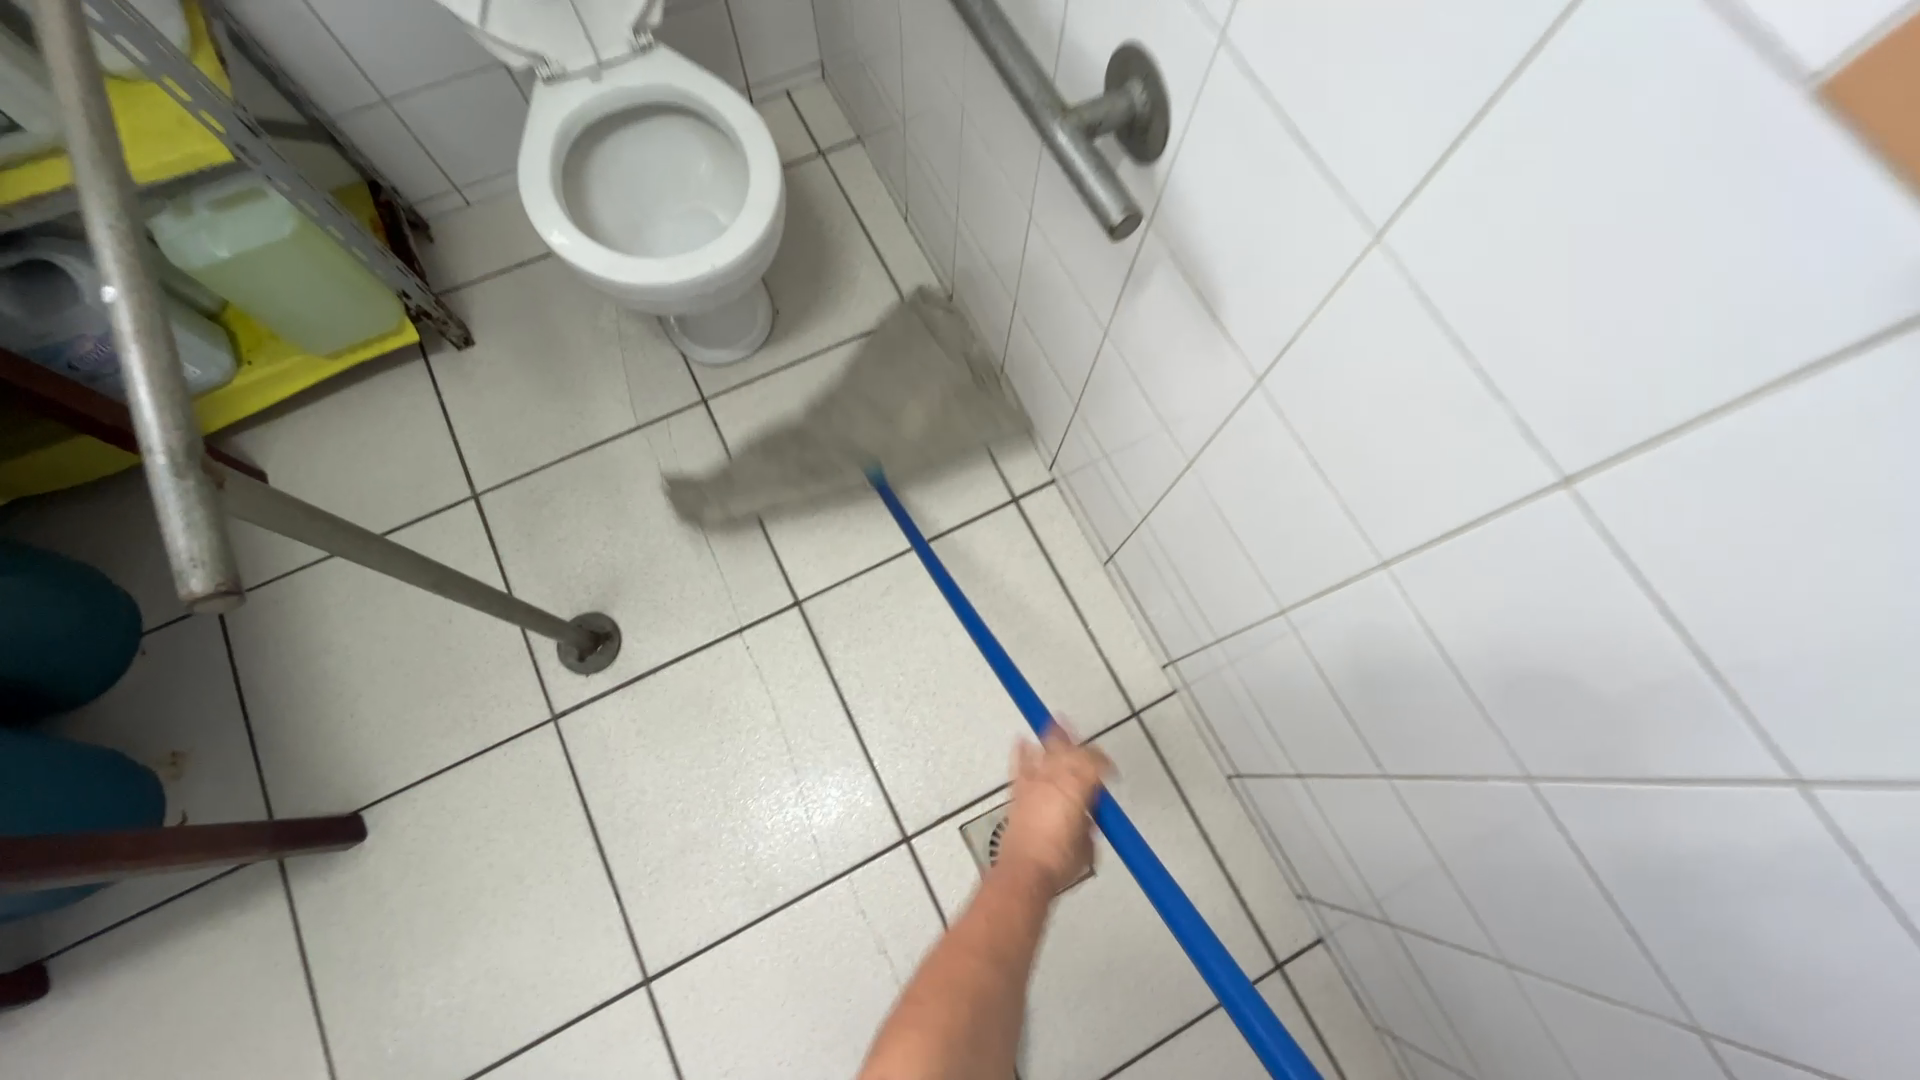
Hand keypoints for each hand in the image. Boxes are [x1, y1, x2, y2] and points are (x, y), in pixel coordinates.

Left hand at [997, 724, 1112, 894]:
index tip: (1110, 771)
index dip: (1105, 764)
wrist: (1024, 870)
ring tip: (1057, 722)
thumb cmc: (1060, 862)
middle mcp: (1055, 780)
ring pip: (1046, 752)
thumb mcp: (1088, 843)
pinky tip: (1021, 740)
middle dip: (1081, 746)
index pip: (1094, 764)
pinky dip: (1021, 751)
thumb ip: (1088, 820)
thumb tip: (1085, 814)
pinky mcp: (1017, 792)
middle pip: (1070, 751)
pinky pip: (1019, 764)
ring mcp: (1034, 783)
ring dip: (1054, 738)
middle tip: (1088, 746)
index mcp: (1077, 790)